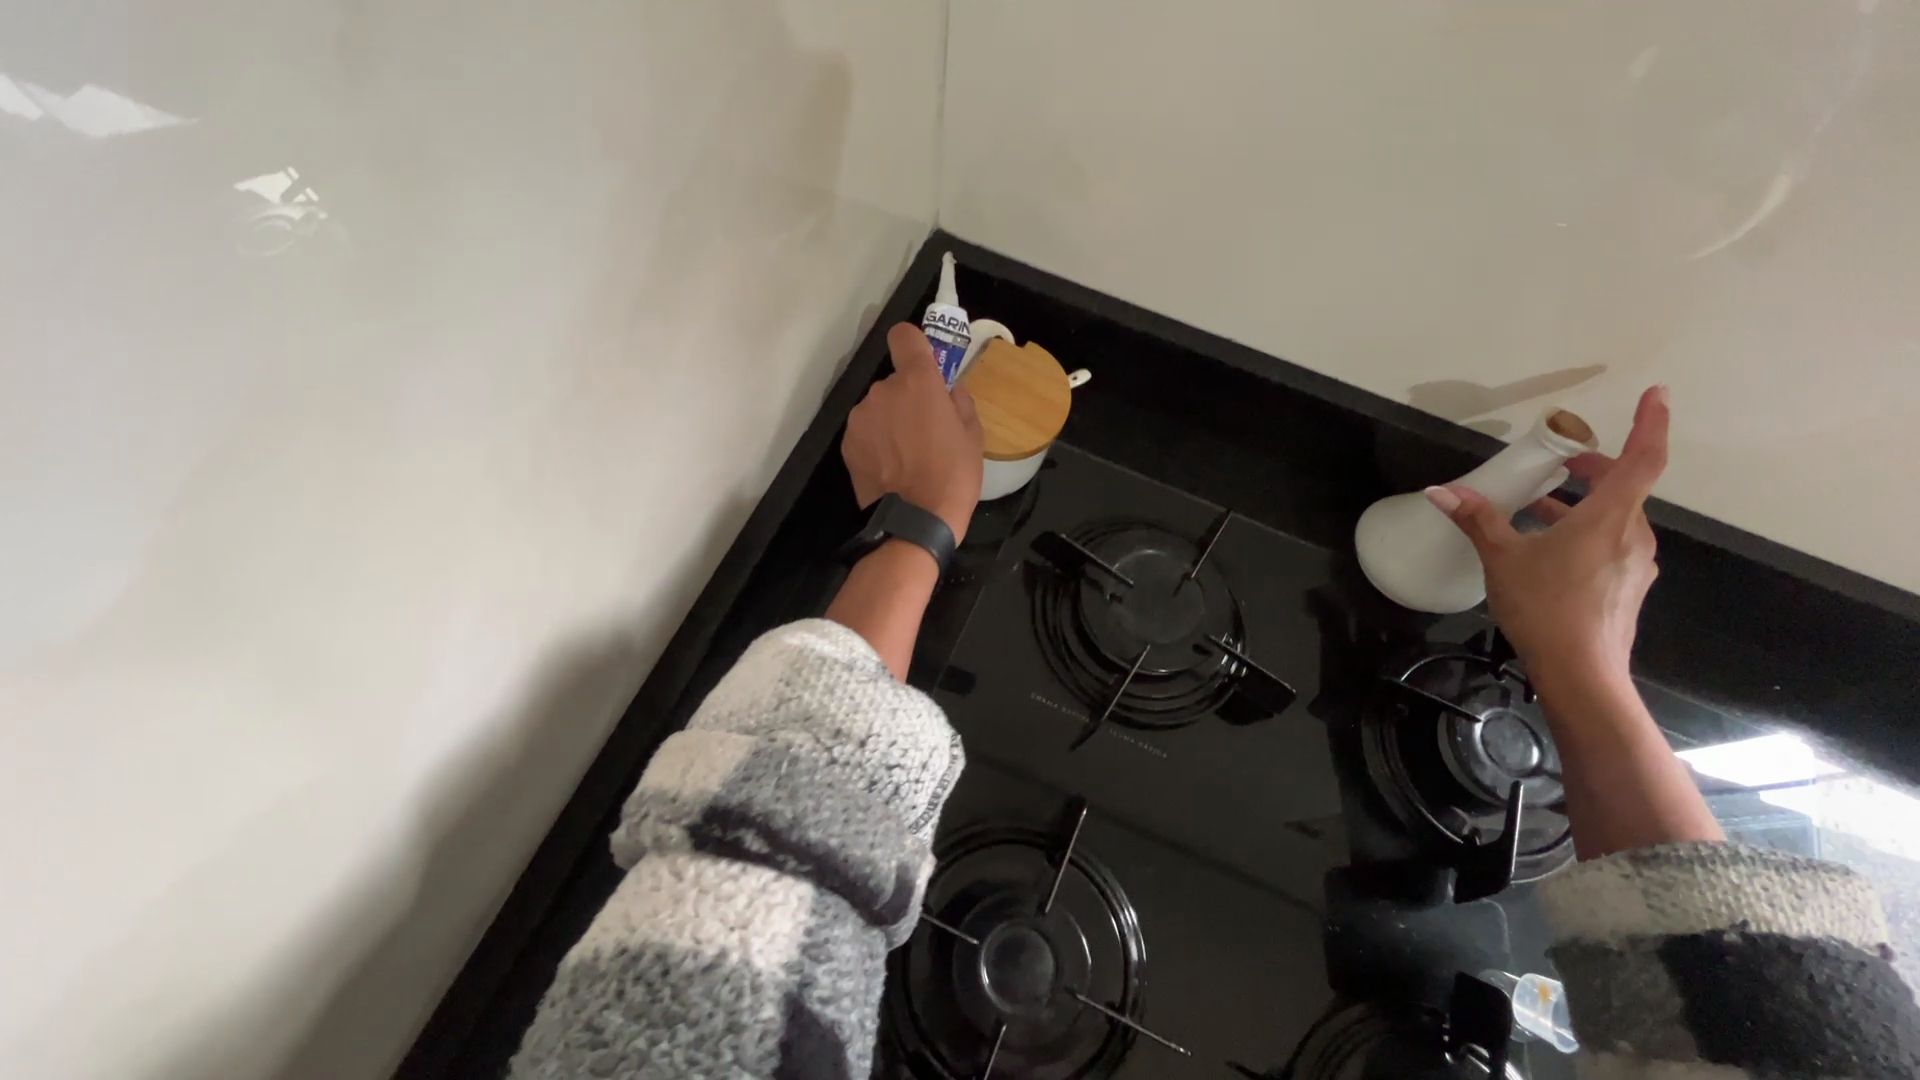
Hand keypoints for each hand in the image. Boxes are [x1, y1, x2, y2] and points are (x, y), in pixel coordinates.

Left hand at [842, 323, 985, 542]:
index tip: (919, 360)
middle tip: (924, 430)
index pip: (904, 336)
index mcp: (918, 382)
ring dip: (889, 422)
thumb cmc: (953, 475)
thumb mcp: (973, 436)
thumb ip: (959, 403)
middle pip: (894, 382)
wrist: (916, 521)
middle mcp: (883, 391)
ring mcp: (861, 418)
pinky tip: (890, 468)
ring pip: (878, 408)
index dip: (912, 343)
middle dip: (906, 399)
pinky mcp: (848, 443)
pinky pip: (865, 432)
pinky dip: (876, 443)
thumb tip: (948, 392)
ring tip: (906, 455)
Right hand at [1425, 386, 1669, 685]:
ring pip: (1614, 518)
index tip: (1656, 394)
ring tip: (1538, 510)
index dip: (1649, 423)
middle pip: (1624, 487)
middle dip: (1593, 469)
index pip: (1642, 459)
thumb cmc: (1545, 607)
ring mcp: (1635, 564)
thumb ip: (1476, 519)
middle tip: (1559, 463)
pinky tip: (1548, 550)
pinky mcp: (1627, 587)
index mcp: (1608, 518)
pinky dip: (1584, 532)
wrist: (1580, 672)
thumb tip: (1439, 491)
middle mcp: (1632, 535)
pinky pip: (1611, 544)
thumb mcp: (1501, 558)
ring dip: (1582, 505)